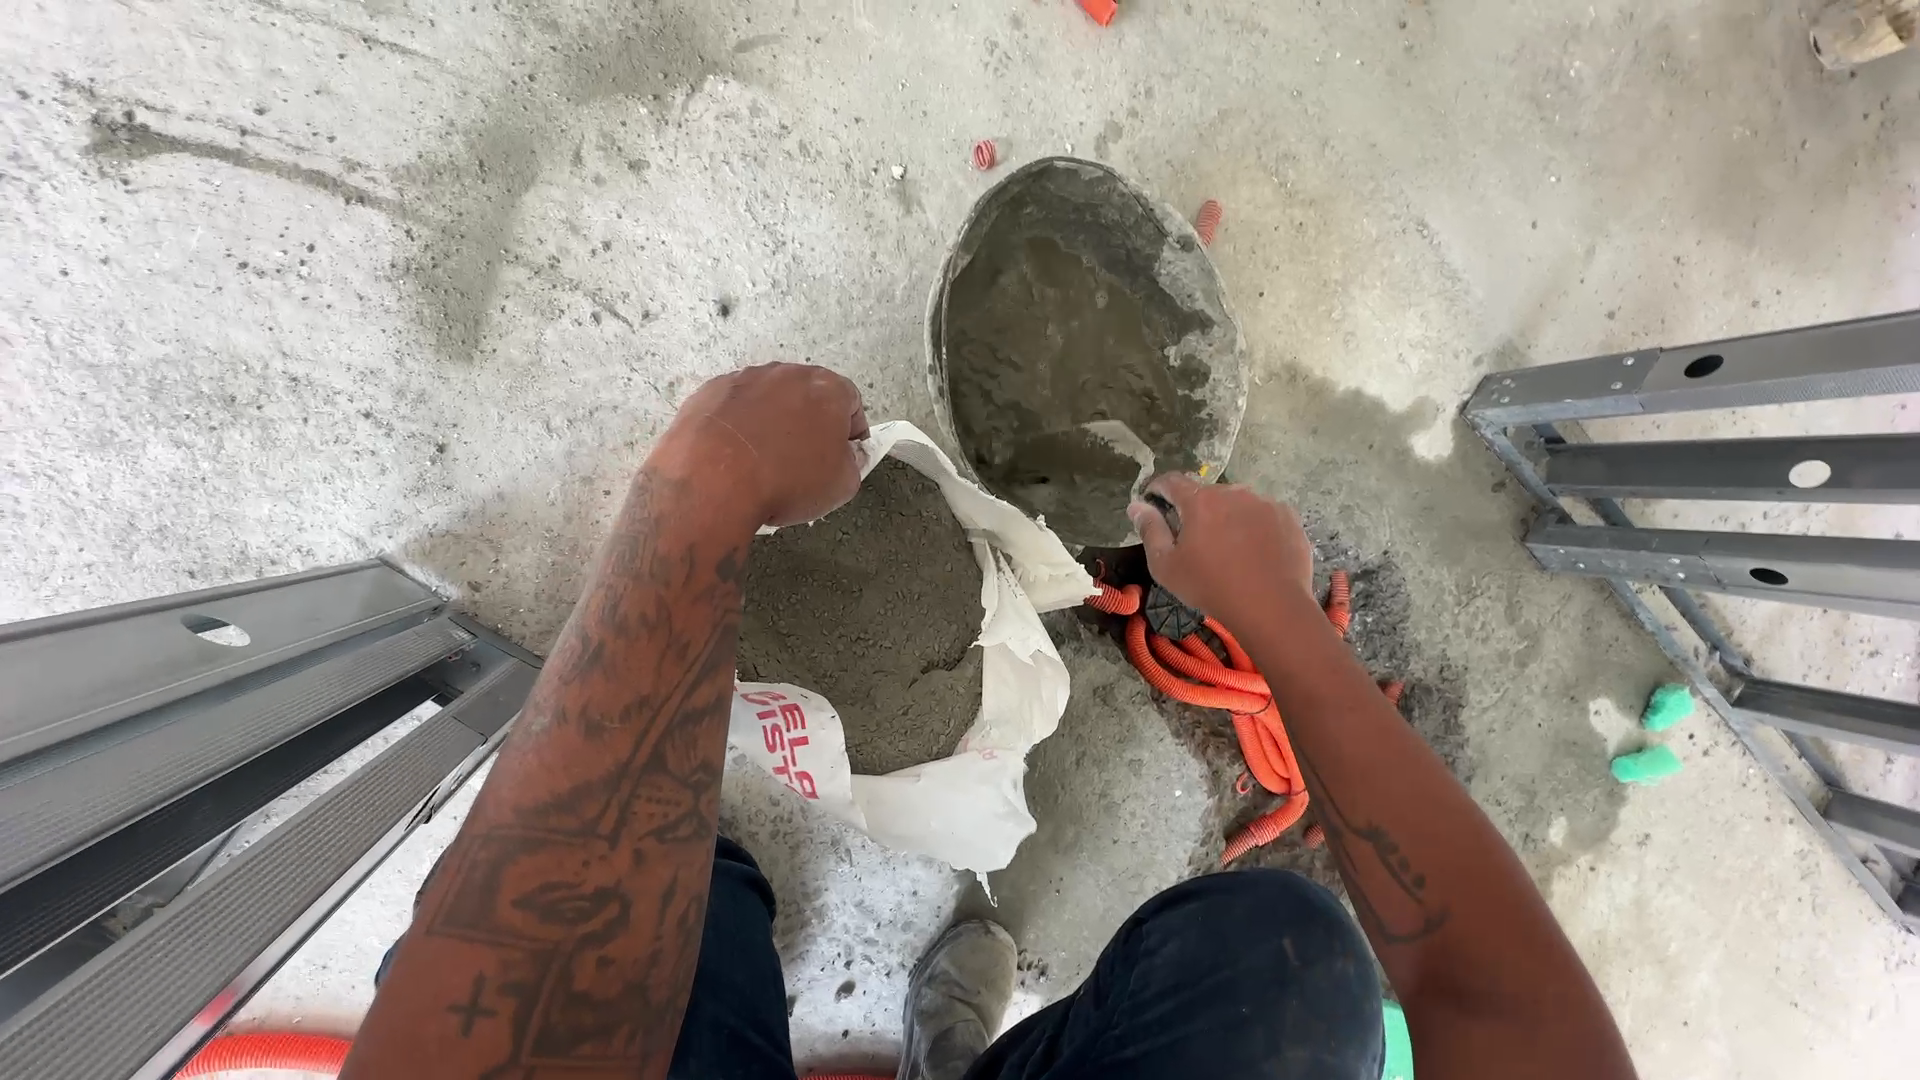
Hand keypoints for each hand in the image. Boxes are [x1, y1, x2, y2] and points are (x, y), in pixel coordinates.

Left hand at [661, 363, 869, 526]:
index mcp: (828, 390)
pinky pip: (736, 408)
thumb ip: (853, 463)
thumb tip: (844, 458)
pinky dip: (740, 427)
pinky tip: (737, 458)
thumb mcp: (842, 486)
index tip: (845, 453)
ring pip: (770, 400)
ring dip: (774, 424)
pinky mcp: (713, 391)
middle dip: (811, 425)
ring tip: (767, 463)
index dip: (851, 431)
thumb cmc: (784, 481)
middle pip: (809, 397)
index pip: (852, 403)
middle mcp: (788, 374)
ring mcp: (747, 379)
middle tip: (806, 461)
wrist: (714, 482)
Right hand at [1127, 473, 1317, 630]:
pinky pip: (1262, 515)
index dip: (1158, 489)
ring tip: (1228, 548)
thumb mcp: (1166, 565)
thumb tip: (1136, 506)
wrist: (1272, 607)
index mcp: (1200, 501)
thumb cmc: (1210, 587)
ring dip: (1226, 517)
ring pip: (1237, 503)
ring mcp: (1265, 503)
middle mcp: (1234, 492)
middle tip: (1193, 540)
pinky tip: (1255, 552)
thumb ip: (1149, 530)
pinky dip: (1254, 526)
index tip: (1153, 502)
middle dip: (1195, 510)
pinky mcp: (1288, 517)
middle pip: (1206, 493)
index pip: (1171, 480)